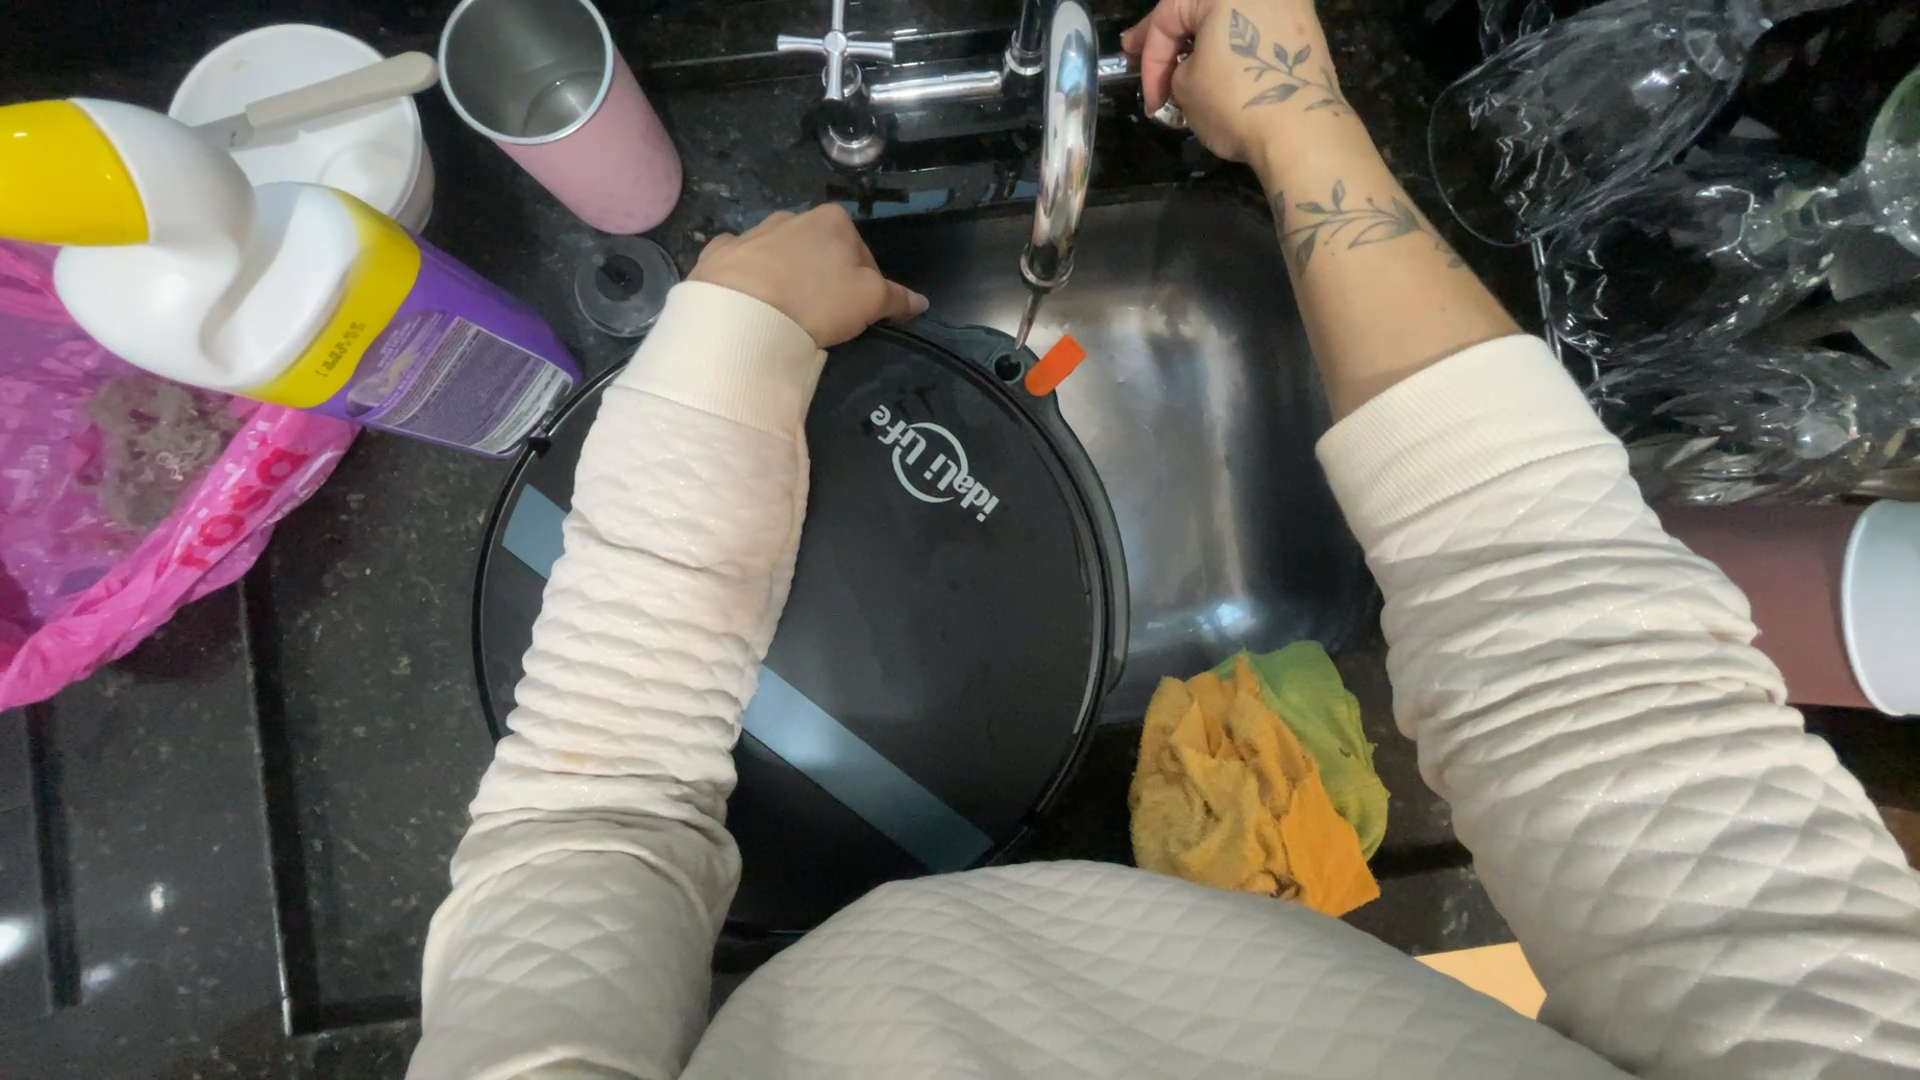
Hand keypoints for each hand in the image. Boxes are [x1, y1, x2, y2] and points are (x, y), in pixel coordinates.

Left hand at [688, 205, 928, 347]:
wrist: (744, 312)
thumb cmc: (818, 301)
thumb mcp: (870, 302)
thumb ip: (897, 298)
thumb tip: (922, 301)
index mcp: (834, 221)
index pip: (862, 254)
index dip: (865, 285)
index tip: (856, 312)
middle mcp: (793, 216)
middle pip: (821, 252)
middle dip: (825, 277)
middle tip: (823, 316)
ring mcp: (753, 232)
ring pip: (781, 254)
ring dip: (787, 276)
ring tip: (787, 312)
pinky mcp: (721, 252)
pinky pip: (742, 263)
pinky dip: (749, 277)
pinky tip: (751, 301)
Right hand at [1122, 0, 1344, 163]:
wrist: (1301, 127)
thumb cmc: (1235, 100)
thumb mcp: (1186, 87)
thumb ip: (1177, 69)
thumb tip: (1185, 69)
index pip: (1167, 14)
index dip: (1149, 60)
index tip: (1150, 100)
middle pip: (1198, 6)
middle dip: (1167, 37)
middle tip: (1134, 51)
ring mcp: (1286, 0)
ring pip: (1226, 14)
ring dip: (1198, 39)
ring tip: (1178, 65)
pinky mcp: (1302, 25)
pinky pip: (1252, 26)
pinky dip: (1229, 43)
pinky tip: (1216, 65)